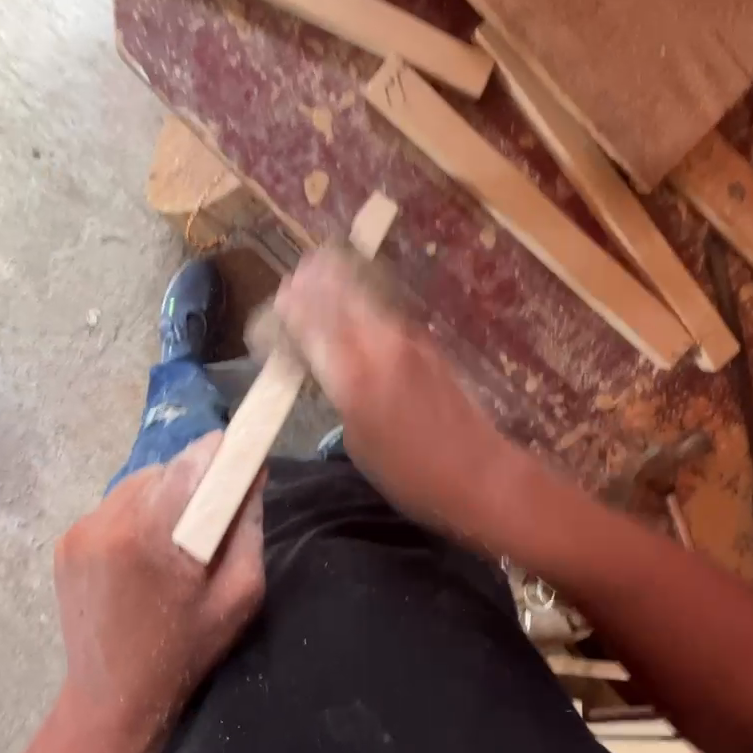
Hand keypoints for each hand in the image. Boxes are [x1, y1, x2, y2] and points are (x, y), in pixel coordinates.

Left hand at [52, 433, 265, 752]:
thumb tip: (253, 473)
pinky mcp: (66, 542)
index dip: (221, 452)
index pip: (192, 461)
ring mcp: (81, 529)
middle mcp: (108, 519)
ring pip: (138, 485)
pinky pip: (115, 506)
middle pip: (165, 470)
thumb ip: (248, 527)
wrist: (112, 698)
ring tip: (179, 537)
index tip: (241, 455)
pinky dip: (138, 514)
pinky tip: (147, 552)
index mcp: (152, 532)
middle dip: (194, 480)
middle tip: (215, 512)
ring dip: (165, 496)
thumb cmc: (186, 650)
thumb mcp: (239, 594)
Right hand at [274, 247, 519, 543]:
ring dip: (339, 286)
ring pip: (365, 296)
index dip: (285, 312)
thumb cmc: (409, 474)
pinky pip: (384, 313)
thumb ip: (336, 392)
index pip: (308, 322)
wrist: (480, 473)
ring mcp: (408, 338)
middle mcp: (380, 342)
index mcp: (353, 371)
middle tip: (294, 281)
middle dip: (312, 283)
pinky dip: (362, 303)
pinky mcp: (428, 344)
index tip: (271, 311)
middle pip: (339, 293)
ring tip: (319, 278)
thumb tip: (325, 366)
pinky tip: (355, 309)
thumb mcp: (356, 440)